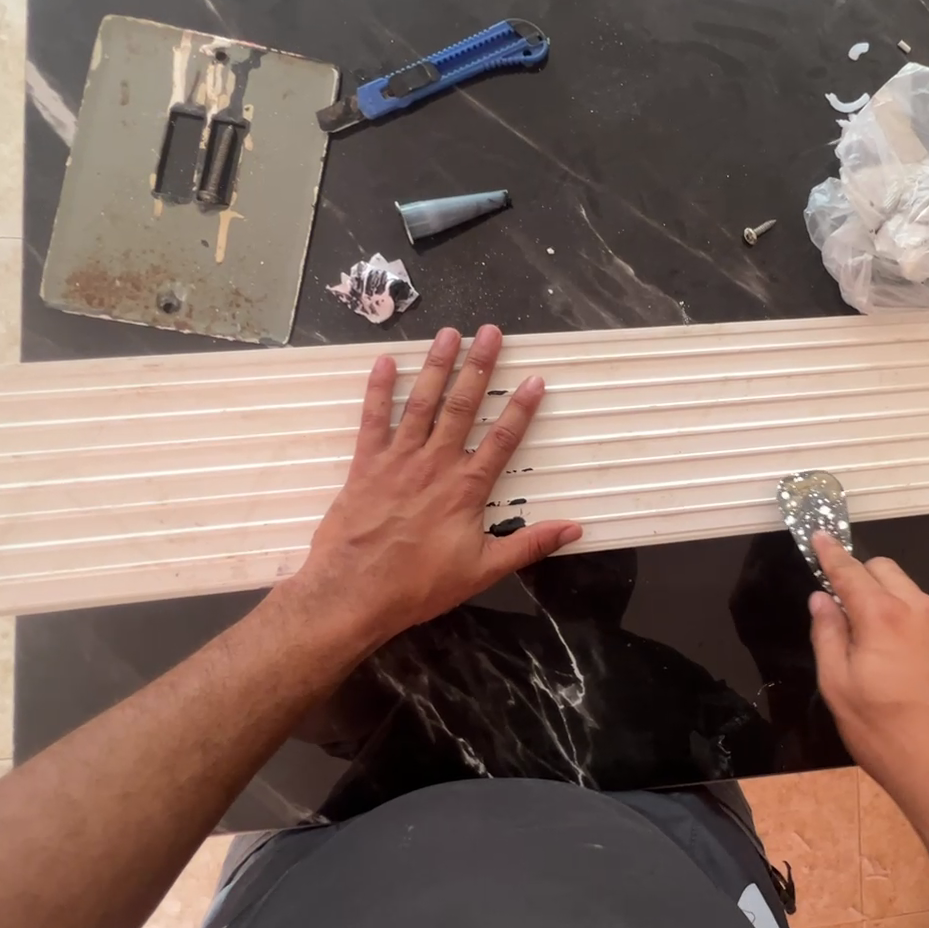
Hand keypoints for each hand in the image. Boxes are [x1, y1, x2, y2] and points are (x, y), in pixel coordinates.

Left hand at [290, 325, 581, 650]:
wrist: (353, 595)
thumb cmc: (421, 584)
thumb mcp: (484, 570)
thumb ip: (530, 545)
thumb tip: (575, 530)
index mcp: (466, 487)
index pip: (502, 438)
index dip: (521, 407)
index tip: (535, 379)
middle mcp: (435, 463)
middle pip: (462, 406)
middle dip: (479, 367)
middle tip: (490, 332)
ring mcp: (398, 459)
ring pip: (421, 403)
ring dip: (436, 366)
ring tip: (449, 334)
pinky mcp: (365, 464)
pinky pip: (372, 419)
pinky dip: (378, 390)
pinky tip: (384, 362)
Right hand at [808, 533, 928, 814]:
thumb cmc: (885, 735)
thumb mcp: (839, 689)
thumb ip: (827, 635)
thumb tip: (821, 599)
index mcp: (882, 615)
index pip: (849, 570)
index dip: (830, 552)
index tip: (818, 533)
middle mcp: (920, 608)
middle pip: (885, 569)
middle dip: (861, 576)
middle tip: (844, 609)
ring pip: (911, 592)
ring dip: (889, 601)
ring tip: (879, 648)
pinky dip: (913, 622)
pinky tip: (910, 664)